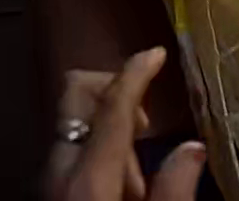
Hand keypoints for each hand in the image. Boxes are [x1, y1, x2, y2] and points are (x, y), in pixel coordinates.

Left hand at [45, 47, 208, 200]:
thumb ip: (173, 191)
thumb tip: (194, 147)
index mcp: (88, 176)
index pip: (113, 104)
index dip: (138, 71)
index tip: (158, 52)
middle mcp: (59, 165)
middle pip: (78, 90)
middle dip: (114, 90)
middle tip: (144, 127)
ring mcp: (45, 175)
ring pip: (74, 117)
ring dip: (107, 126)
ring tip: (136, 178)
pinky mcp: (44, 187)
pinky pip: (68, 143)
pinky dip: (94, 145)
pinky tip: (115, 184)